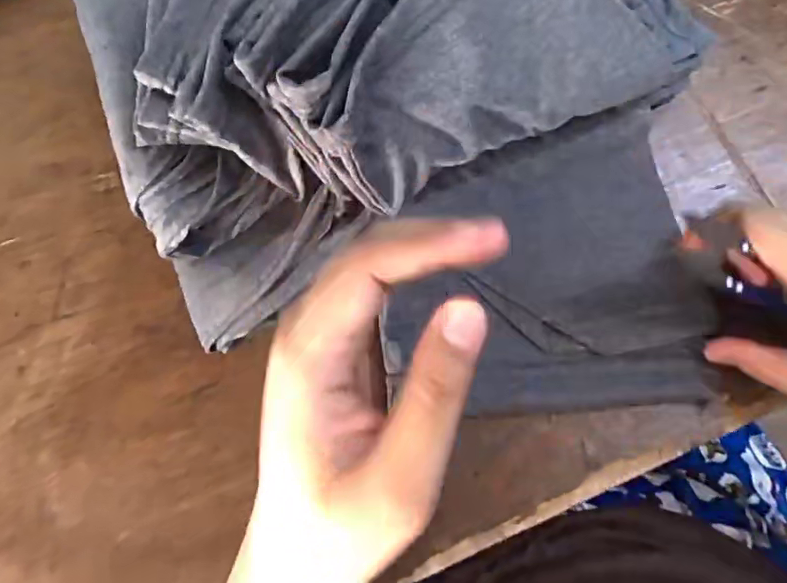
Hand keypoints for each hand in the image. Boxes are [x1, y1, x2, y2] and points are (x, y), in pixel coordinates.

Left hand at [229, 218, 506, 582]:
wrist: (292, 558)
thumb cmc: (343, 529)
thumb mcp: (401, 484)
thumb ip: (435, 395)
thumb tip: (470, 306)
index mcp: (310, 353)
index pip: (367, 268)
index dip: (429, 244)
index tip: (489, 239)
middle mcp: (304, 325)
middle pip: (366, 251)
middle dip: (431, 236)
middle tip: (494, 238)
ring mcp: (313, 327)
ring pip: (367, 257)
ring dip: (423, 242)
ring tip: (478, 243)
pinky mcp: (329, 335)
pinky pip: (370, 277)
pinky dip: (412, 260)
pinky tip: (440, 260)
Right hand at [704, 207, 786, 463]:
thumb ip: (761, 360)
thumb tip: (709, 347)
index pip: (752, 221)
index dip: (712, 229)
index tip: (685, 253)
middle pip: (762, 216)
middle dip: (728, 237)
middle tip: (715, 280)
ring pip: (783, 226)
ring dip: (754, 246)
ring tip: (747, 292)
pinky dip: (778, 252)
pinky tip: (785, 295)